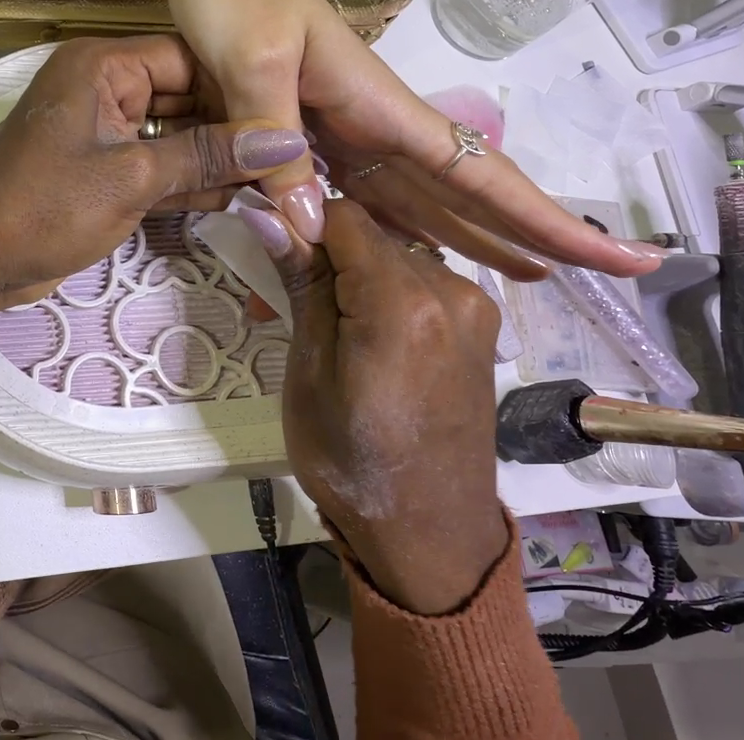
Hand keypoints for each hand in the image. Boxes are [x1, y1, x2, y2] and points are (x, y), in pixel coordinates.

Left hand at [0, 36, 304, 335]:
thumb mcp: (132, 178)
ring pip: (176, 134)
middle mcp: (104, 86)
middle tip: (301, 157)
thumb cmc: (46, 209)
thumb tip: (284, 142)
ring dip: (218, 160)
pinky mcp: (102, 167)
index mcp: (102, 64)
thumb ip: (207, 155)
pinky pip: (156, 163)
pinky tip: (240, 200)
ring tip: (283, 181)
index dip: (243, 88)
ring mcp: (103, 129)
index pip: (191, 59)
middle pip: (187, 96)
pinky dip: (189, 182)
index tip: (300, 117)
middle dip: (236, 129)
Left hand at [168, 0, 665, 279]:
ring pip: (409, 195)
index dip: (541, 218)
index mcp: (377, 104)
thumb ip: (275, 139)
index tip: (622, 258)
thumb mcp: (253, 63)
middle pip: (455, 190)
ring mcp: (340, 128)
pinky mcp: (303, 131)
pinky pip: (352, 188)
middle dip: (513, 235)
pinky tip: (395, 249)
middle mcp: (371, 122)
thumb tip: (310, 225)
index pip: (476, 170)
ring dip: (456, 234)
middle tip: (569, 288)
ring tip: (507, 276)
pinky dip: (380, 222)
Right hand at [241, 198, 509, 614]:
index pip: (343, 215)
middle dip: (319, 254)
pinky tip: (357, 331)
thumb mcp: (307, 370)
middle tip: (277, 301)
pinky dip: (379, 292)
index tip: (266, 253)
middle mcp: (453, 289)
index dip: (299, 223)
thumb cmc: (349, 458)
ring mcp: (474, 307)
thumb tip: (264, 212)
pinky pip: (419, 281)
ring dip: (348, 274)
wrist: (428, 531)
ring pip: (393, 255)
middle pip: (370, 233)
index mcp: (404, 301)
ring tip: (317, 324)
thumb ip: (299, 283)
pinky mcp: (479, 327)